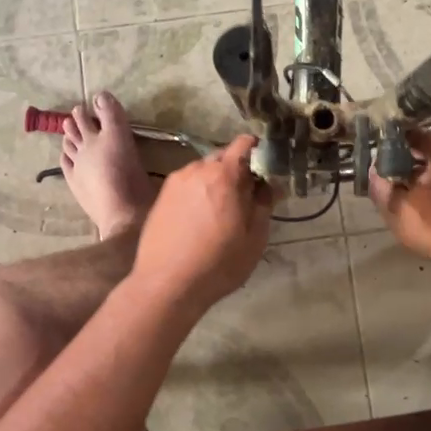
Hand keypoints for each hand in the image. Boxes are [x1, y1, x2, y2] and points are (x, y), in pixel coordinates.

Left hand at [132, 136, 276, 309]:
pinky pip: (187, 184)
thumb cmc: (218, 264)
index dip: (258, 151)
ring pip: (203, 171)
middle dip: (237, 170)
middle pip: (223, 157)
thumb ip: (264, 204)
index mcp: (224, 175)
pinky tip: (199, 218)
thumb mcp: (254, 238)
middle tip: (246, 196)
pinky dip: (197, 192)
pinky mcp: (161, 197)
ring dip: (215, 182)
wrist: (166, 285)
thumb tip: (269, 183)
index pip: (244, 144)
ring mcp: (176, 182)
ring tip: (221, 210)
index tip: (265, 169)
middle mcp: (198, 170)